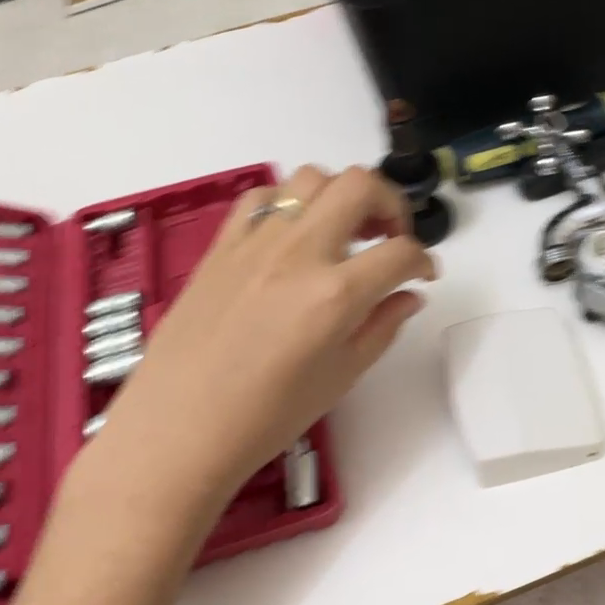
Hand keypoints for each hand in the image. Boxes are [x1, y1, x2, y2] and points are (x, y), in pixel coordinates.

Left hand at [70, 166, 436, 540]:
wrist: (180, 427)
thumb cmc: (267, 416)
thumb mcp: (341, 377)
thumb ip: (381, 326)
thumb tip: (408, 295)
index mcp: (336, 294)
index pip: (400, 253)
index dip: (424, 260)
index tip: (424, 274)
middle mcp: (300, 252)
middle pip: (361, 187)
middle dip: (393, 205)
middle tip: (392, 238)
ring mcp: (257, 242)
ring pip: (312, 177)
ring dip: (341, 195)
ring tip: (345, 231)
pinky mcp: (222, 244)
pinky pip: (263, 196)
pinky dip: (290, 202)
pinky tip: (294, 234)